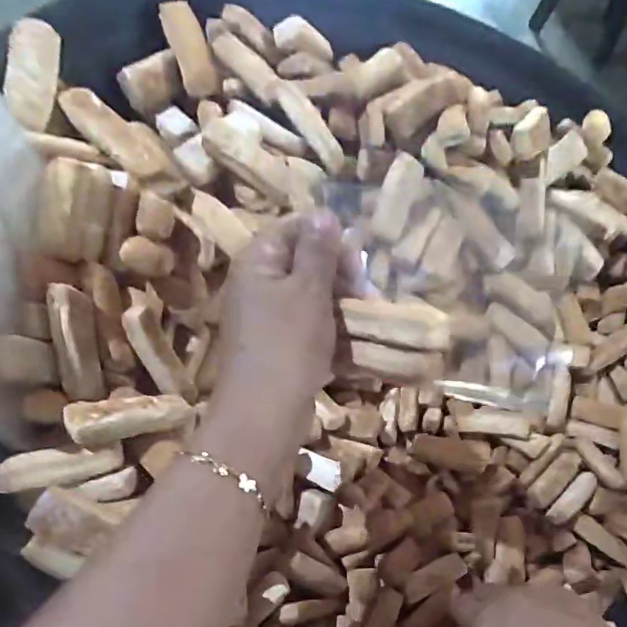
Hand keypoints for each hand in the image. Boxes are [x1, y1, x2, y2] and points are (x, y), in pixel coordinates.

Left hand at [212, 209, 351, 414]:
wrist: (265, 413)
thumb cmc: (288, 344)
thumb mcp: (309, 290)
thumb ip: (319, 251)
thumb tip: (324, 213)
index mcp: (258, 261)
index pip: (295, 229)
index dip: (329, 239)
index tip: (357, 264)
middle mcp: (258, 286)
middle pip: (305, 265)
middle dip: (341, 277)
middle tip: (368, 298)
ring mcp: (268, 322)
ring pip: (312, 301)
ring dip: (342, 308)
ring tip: (367, 323)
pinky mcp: (280, 351)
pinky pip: (310, 332)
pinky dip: (333, 336)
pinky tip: (355, 348)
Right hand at [451, 584, 626, 626]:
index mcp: (483, 618)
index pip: (457, 602)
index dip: (457, 613)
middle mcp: (506, 595)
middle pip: (484, 591)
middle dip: (481, 606)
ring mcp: (537, 589)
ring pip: (513, 592)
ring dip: (511, 606)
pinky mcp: (565, 591)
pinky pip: (539, 595)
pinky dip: (537, 607)